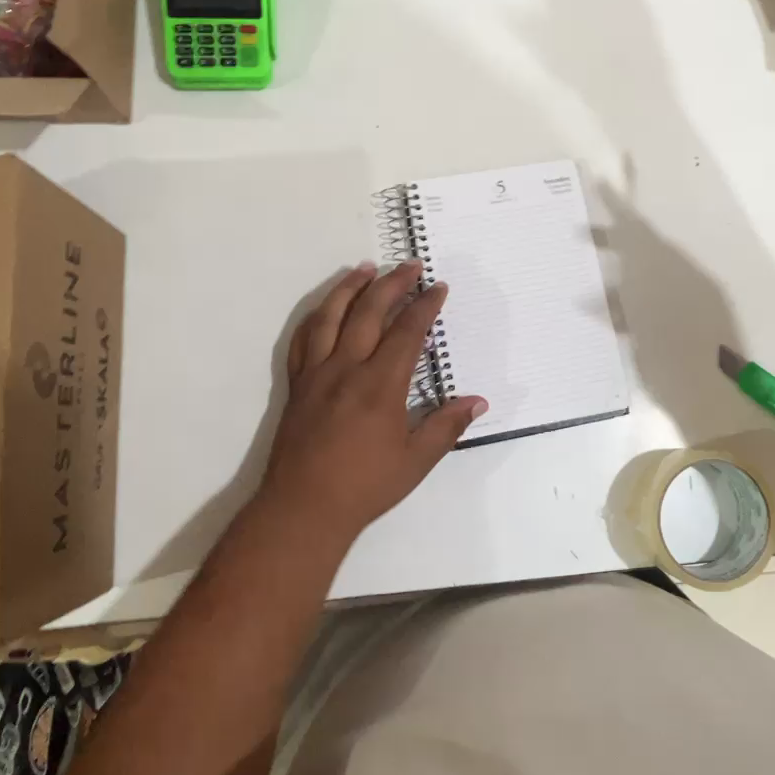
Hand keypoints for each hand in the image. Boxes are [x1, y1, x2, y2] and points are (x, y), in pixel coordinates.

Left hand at [256, 261, 487, 541]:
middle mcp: (346, 369)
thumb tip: (478, 402)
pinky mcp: (297, 384)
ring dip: (350, 288)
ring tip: (366, 268)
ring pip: (331, 316)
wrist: (303, 508)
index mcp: (380, 386)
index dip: (424, 305)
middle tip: (410, 265)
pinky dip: (316, 316)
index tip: (438, 287)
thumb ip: (446, 426)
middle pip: (369, 312)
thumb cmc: (365, 487)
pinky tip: (326, 308)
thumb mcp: (415, 461)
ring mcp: (317, 374)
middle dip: (392, 284)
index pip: (407, 332)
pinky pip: (303, 339)